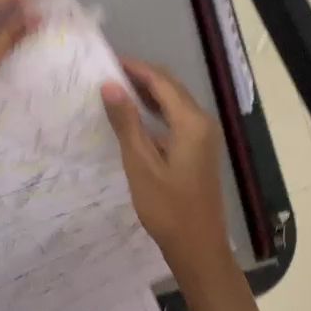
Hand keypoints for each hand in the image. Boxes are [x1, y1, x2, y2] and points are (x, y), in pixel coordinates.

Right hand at [100, 57, 232, 278]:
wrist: (199, 249)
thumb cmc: (168, 208)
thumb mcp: (141, 165)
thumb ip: (126, 122)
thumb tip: (110, 84)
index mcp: (191, 122)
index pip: (160, 80)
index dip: (134, 68)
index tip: (106, 61)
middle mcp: (202, 122)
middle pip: (170, 86)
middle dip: (140, 76)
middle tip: (108, 73)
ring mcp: (203, 136)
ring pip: (173, 101)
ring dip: (147, 92)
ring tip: (116, 91)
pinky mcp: (199, 149)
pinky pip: (176, 117)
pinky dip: (155, 110)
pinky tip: (135, 118)